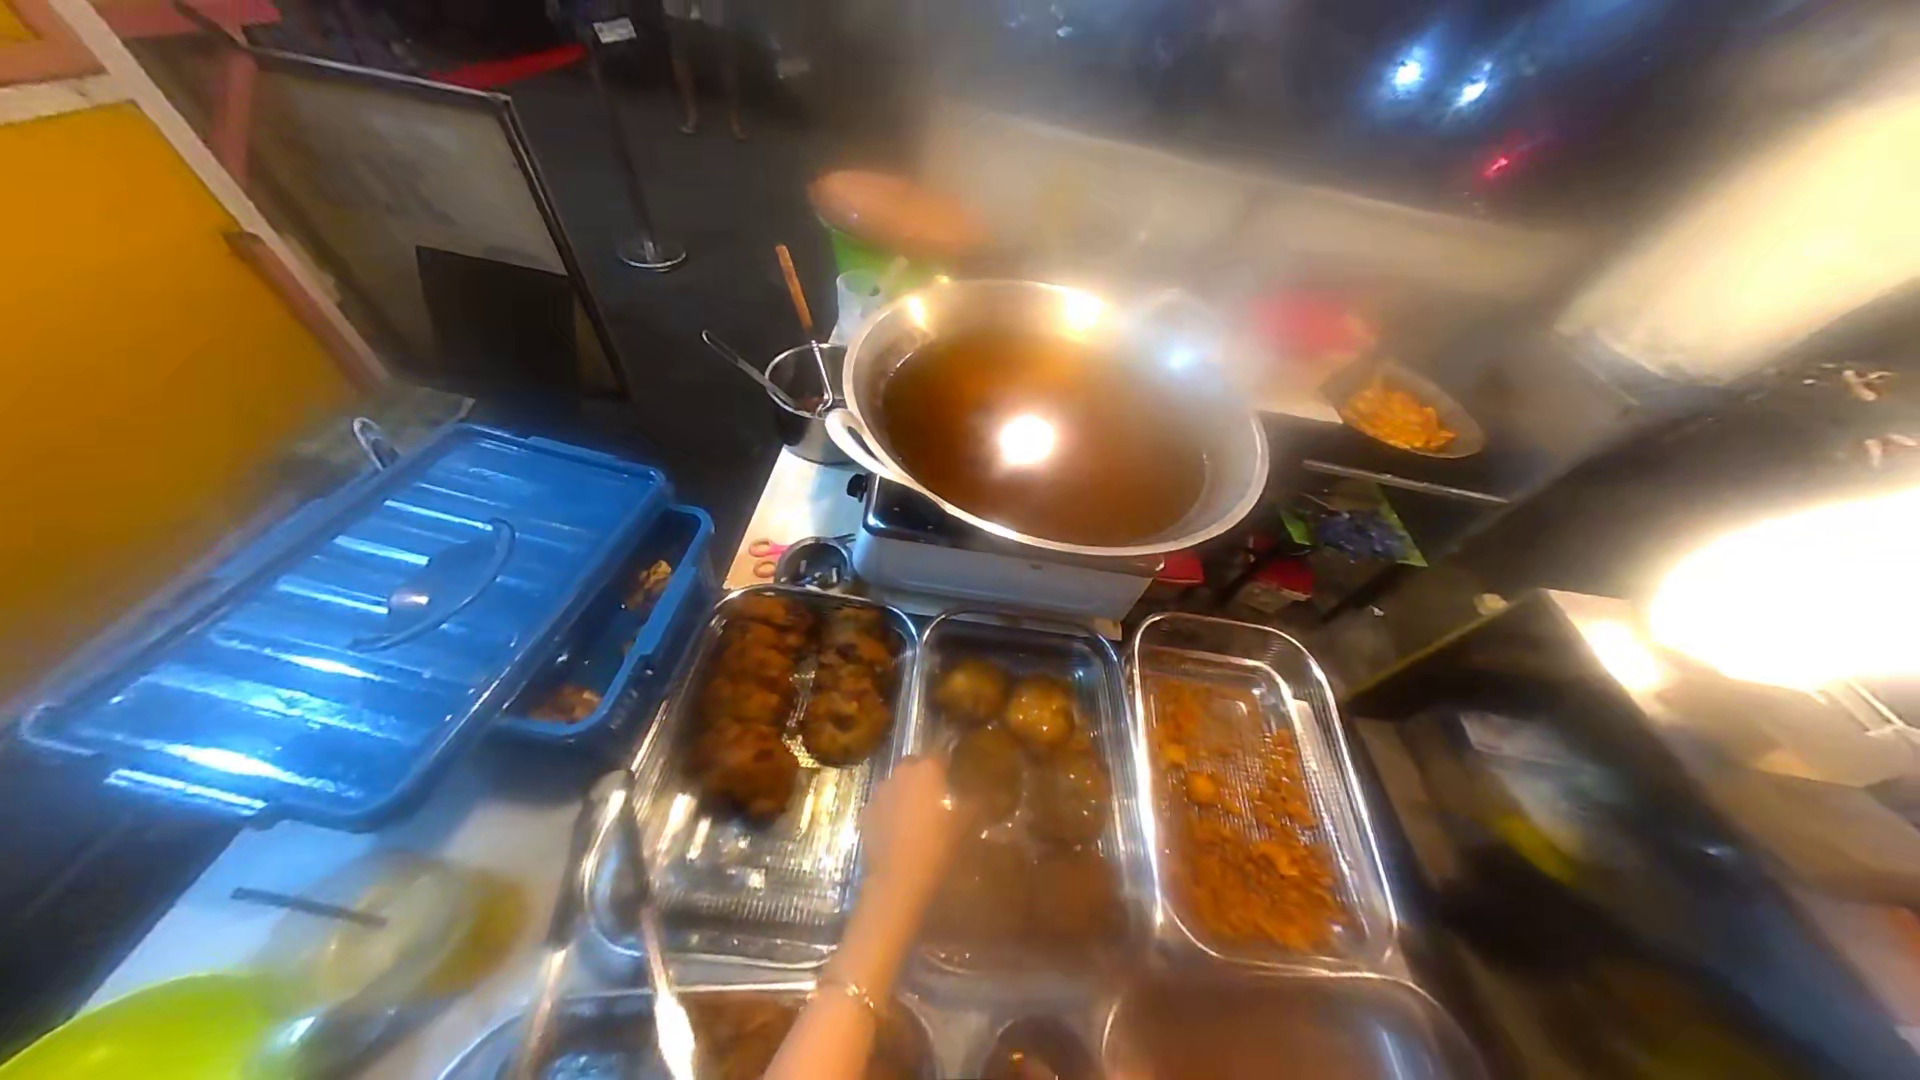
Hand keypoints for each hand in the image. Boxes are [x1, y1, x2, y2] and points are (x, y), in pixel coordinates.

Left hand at [857, 756, 963, 913]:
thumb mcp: (967, 825)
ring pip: (897, 783)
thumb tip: (984, 795)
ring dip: (906, 792)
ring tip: (917, 815)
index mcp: (927, 769)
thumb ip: (976, 803)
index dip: (948, 765)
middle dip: (925, 776)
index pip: (940, 755)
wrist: (898, 879)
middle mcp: (901, 772)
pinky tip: (898, 830)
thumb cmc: (938, 846)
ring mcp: (880, 792)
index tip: (956, 776)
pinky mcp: (866, 812)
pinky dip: (890, 810)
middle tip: (937, 796)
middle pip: (915, 765)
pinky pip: (883, 804)